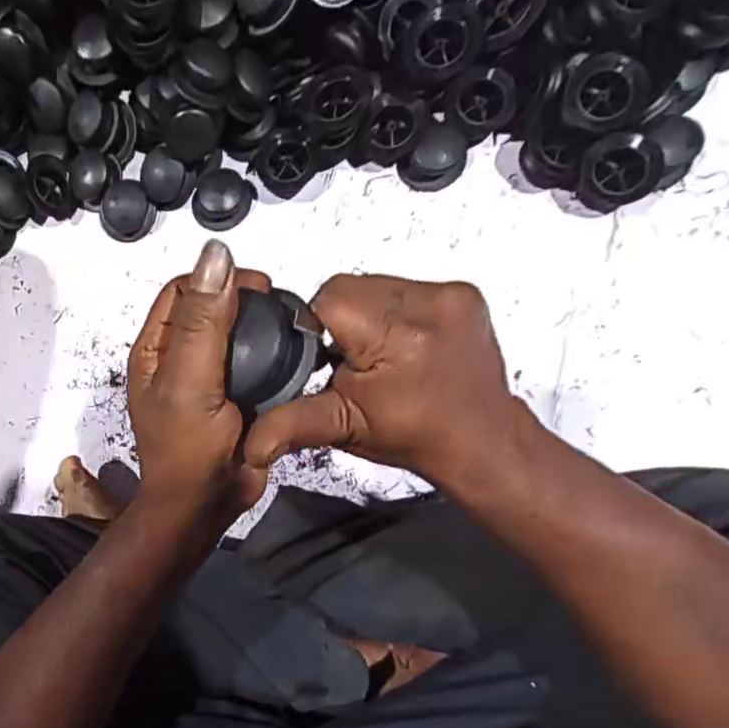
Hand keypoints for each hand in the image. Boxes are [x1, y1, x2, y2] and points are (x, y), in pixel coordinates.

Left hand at [126, 240, 272, 534]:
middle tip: (276, 310)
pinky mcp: (235, 397)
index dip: (218, 279)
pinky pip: (256, 365)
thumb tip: (215, 257)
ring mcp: (209, 379)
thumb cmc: (186, 453)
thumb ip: (202, 323)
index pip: (184, 290)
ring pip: (238, 335)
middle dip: (244, 302)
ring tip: (287, 334)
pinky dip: (272, 359)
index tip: (255, 287)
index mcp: (156, 350)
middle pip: (213, 308)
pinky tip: (289, 361)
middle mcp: (180, 359)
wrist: (206, 505)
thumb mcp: (189, 382)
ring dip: (262, 331)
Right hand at [244, 274, 531, 488]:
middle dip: (342, 322)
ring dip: (368, 315)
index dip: (316, 326)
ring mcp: (450, 296)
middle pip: (352, 286)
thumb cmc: (419, 436)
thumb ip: (290, 424)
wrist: (478, 440)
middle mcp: (428, 306)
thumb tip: (250, 443)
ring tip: (379, 354)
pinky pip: (408, 287)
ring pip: (377, 284)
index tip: (326, 356)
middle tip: (353, 362)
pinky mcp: (462, 293)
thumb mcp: (343, 428)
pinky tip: (402, 344)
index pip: (329, 297)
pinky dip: (396, 312)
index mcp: (394, 336)